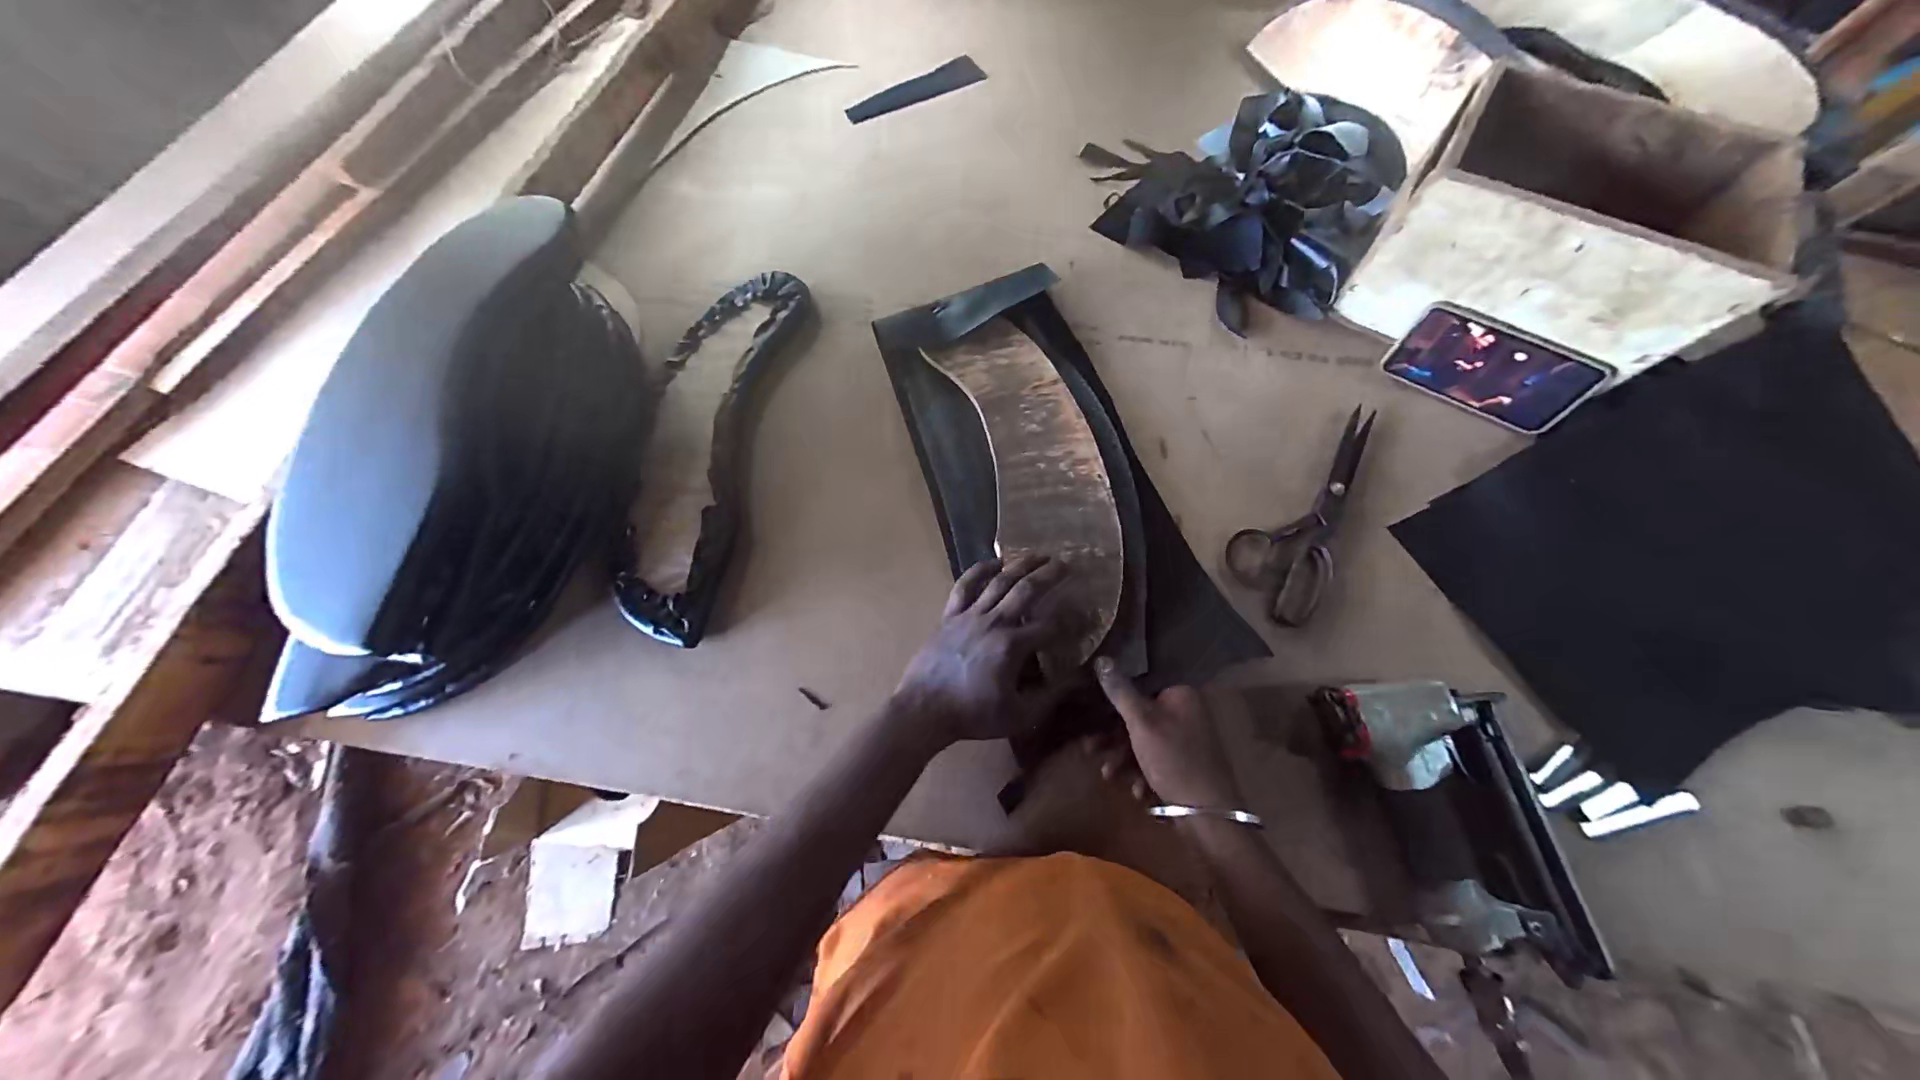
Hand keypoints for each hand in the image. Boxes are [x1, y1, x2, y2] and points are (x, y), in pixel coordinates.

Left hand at [893, 555, 1073, 744]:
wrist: (923, 710)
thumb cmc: (972, 715)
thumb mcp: (1019, 715)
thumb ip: (1050, 696)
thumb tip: (1077, 680)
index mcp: (1012, 646)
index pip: (1050, 626)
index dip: (1071, 620)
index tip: (1085, 614)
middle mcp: (994, 622)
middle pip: (1027, 591)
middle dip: (1050, 575)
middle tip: (1066, 564)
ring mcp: (969, 615)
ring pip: (999, 582)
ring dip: (1020, 565)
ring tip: (1038, 554)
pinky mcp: (950, 616)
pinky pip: (964, 586)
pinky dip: (979, 571)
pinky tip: (993, 562)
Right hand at [1094, 659, 1242, 807]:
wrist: (1207, 814)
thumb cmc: (1173, 759)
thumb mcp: (1141, 722)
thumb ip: (1120, 692)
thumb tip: (1102, 658)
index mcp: (1180, 696)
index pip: (1141, 686)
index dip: (1114, 699)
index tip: (1091, 712)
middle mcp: (1186, 713)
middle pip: (1140, 718)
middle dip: (1113, 738)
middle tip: (1089, 750)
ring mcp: (1187, 741)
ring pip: (1144, 742)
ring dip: (1124, 759)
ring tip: (1107, 775)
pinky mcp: (1186, 765)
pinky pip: (1157, 762)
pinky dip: (1142, 773)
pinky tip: (1136, 791)